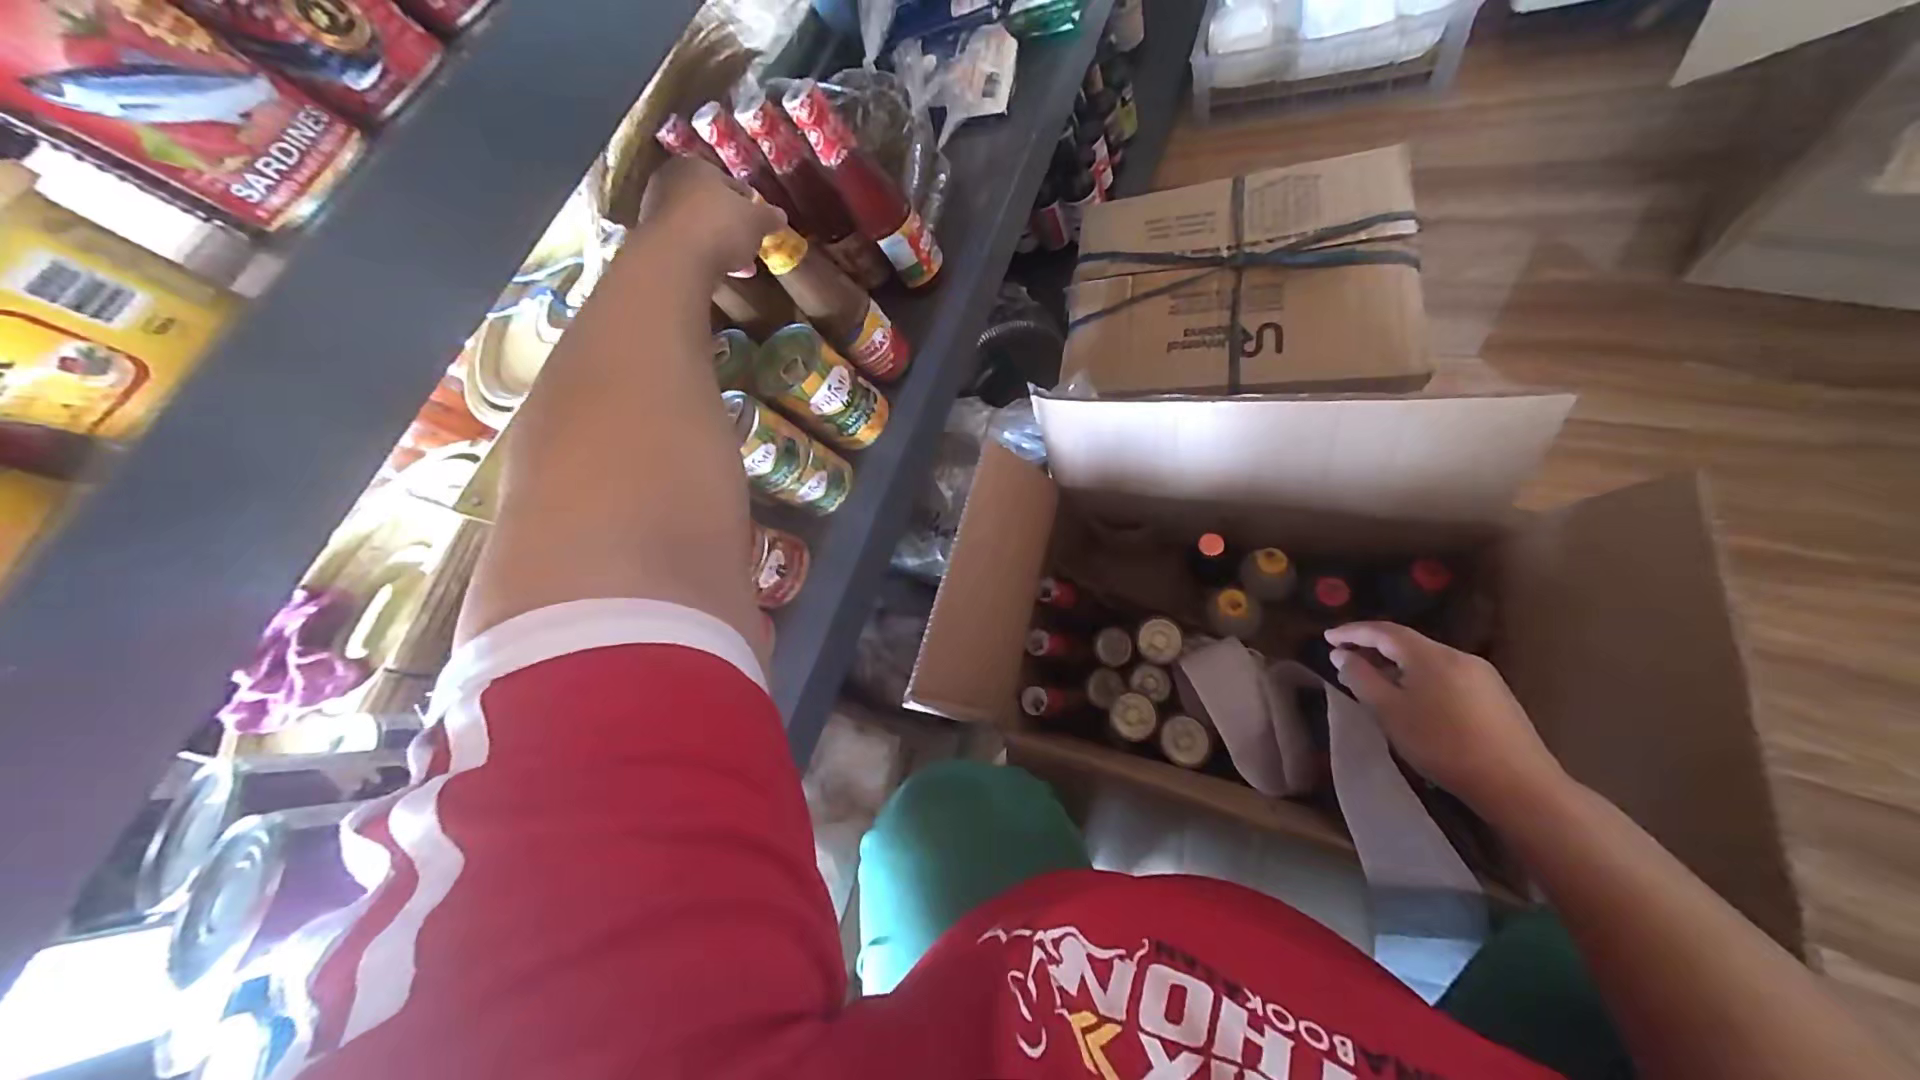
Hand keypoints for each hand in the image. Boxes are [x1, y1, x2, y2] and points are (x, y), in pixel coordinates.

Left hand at [636, 157, 785, 279]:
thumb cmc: (720, 226)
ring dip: (718, 243)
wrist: (676, 258)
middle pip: (710, 204)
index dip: (748, 202)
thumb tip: (781, 215)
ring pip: (697, 226)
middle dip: (731, 225)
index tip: (760, 221)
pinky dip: (703, 255)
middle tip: (750, 243)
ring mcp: (656, 210)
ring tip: (739, 264)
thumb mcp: (756, 221)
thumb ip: (769, 216)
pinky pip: (686, 245)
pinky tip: (720, 271)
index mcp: (696, 166)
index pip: (728, 181)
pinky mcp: (652, 239)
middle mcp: (670, 181)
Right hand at [1324, 622, 1569, 820]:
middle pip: (1408, 643)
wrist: (1517, 784)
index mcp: (1431, 655)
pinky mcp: (1495, 697)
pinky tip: (1412, 700)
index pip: (1384, 631)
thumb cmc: (1443, 744)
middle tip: (1345, 660)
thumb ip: (1361, 678)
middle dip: (1373, 648)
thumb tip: (1343, 655)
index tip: (1327, 637)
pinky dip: (1419, 678)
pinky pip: (1445, 676)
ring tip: (1374, 682)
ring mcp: (1482, 676)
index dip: (1352, 631)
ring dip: (1396, 665)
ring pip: (1427, 660)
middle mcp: (1458, 657)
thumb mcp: (1389, 712)